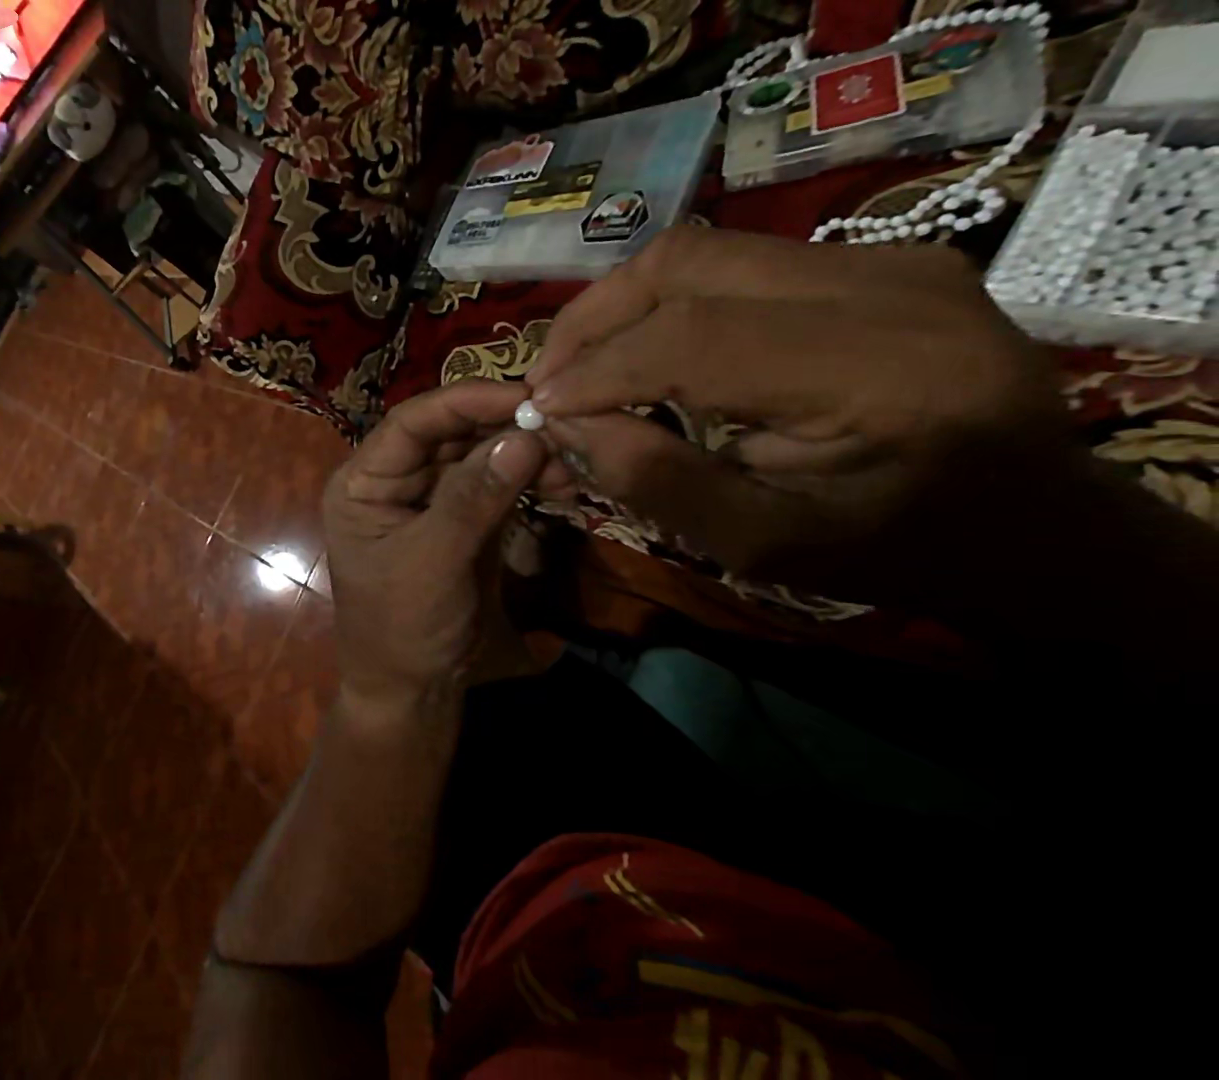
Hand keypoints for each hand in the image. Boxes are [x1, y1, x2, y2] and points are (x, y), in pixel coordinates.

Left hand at [323, 380, 547, 706]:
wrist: (411, 688)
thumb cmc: (403, 626)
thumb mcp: (433, 561)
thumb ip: (474, 499)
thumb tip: (525, 435)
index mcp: (363, 483)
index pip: (412, 422)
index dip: (467, 400)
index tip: (527, 396)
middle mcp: (393, 481)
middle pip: (450, 433)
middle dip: (505, 427)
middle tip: (564, 428)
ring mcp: (429, 499)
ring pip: (478, 455)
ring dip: (524, 453)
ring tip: (568, 467)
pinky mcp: (462, 520)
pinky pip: (496, 485)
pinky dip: (528, 480)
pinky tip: (561, 484)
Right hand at [525, 225, 1077, 607]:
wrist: (1024, 521)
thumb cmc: (885, 549)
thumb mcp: (753, 541)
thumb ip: (651, 477)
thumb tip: (561, 420)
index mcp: (874, 374)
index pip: (691, 337)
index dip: (596, 370)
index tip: (538, 410)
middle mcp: (885, 288)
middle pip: (683, 264)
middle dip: (591, 321)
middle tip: (549, 381)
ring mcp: (884, 259)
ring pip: (699, 251)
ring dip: (619, 308)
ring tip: (583, 368)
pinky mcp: (872, 259)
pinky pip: (731, 264)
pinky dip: (662, 306)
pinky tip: (643, 353)